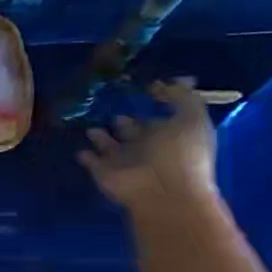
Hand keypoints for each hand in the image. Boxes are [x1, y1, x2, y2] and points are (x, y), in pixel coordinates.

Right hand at [77, 78, 218, 213]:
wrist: (160, 190)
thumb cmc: (180, 153)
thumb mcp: (191, 118)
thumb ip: (182, 98)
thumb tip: (169, 81)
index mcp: (172, 136)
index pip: (162, 120)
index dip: (155, 107)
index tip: (143, 91)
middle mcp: (148, 148)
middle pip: (134, 133)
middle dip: (125, 123)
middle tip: (114, 111)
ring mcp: (124, 162)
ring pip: (110, 146)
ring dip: (102, 137)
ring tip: (92, 127)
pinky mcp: (103, 172)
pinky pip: (91, 161)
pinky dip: (86, 156)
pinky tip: (81, 148)